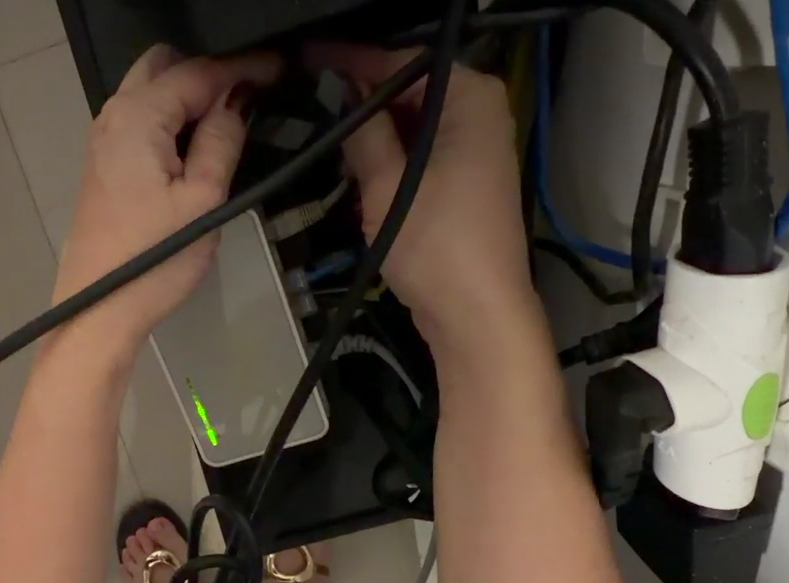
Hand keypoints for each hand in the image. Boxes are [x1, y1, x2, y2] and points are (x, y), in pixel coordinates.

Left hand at [52, 46, 280, 348]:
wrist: (99, 311)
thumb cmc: (154, 262)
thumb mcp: (203, 200)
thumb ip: (222, 140)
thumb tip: (236, 102)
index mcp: (139, 116)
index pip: (198, 72)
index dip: (243, 68)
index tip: (280, 71)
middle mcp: (114, 115)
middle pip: (164, 67)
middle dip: (207, 75)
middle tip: (249, 99)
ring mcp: (104, 142)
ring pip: (149, 94)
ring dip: (187, 99)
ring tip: (228, 123)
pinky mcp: (104, 168)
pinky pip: (140, 124)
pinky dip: (169, 122)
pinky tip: (195, 148)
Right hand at [308, 46, 539, 346]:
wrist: (475, 316)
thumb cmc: (434, 248)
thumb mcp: (387, 188)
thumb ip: (363, 132)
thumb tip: (343, 89)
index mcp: (470, 98)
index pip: (403, 61)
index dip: (353, 63)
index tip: (308, 62)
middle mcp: (480, 114)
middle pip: (410, 92)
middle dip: (363, 106)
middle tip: (314, 118)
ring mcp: (475, 151)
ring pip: (411, 128)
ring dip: (373, 142)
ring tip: (331, 157)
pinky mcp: (464, 185)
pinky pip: (420, 158)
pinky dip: (390, 166)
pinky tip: (358, 184)